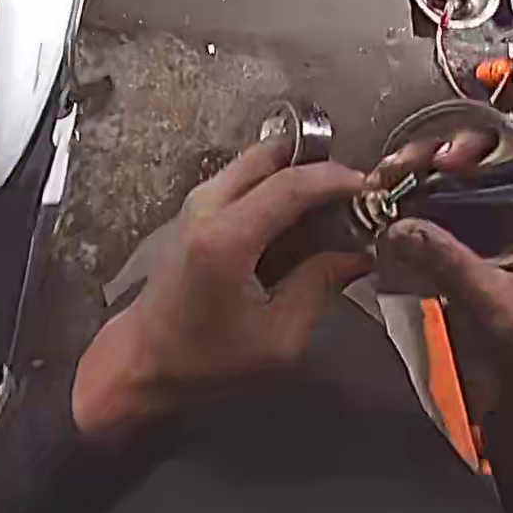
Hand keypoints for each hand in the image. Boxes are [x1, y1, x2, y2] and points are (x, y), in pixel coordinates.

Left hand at [72, 139, 370, 437]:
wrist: (145, 355)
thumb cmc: (207, 358)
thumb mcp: (278, 339)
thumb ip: (319, 286)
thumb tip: (359, 253)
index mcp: (226, 238)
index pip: (289, 185)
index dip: (334, 179)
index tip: (367, 188)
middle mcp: (207, 205)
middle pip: (270, 154)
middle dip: (316, 164)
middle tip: (349, 190)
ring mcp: (197, 199)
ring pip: (255, 158)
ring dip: (295, 168)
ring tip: (328, 200)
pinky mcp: (195, 203)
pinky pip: (244, 173)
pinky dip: (275, 177)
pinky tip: (296, 209)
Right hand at [367, 126, 512, 389]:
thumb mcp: (499, 307)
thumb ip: (449, 264)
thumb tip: (395, 226)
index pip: (507, 154)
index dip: (468, 147)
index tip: (435, 159)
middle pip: (467, 166)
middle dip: (426, 162)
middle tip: (390, 171)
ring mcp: (490, 231)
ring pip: (445, 189)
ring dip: (411, 186)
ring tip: (379, 187)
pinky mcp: (467, 253)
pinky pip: (434, 220)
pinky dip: (408, 216)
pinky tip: (385, 217)